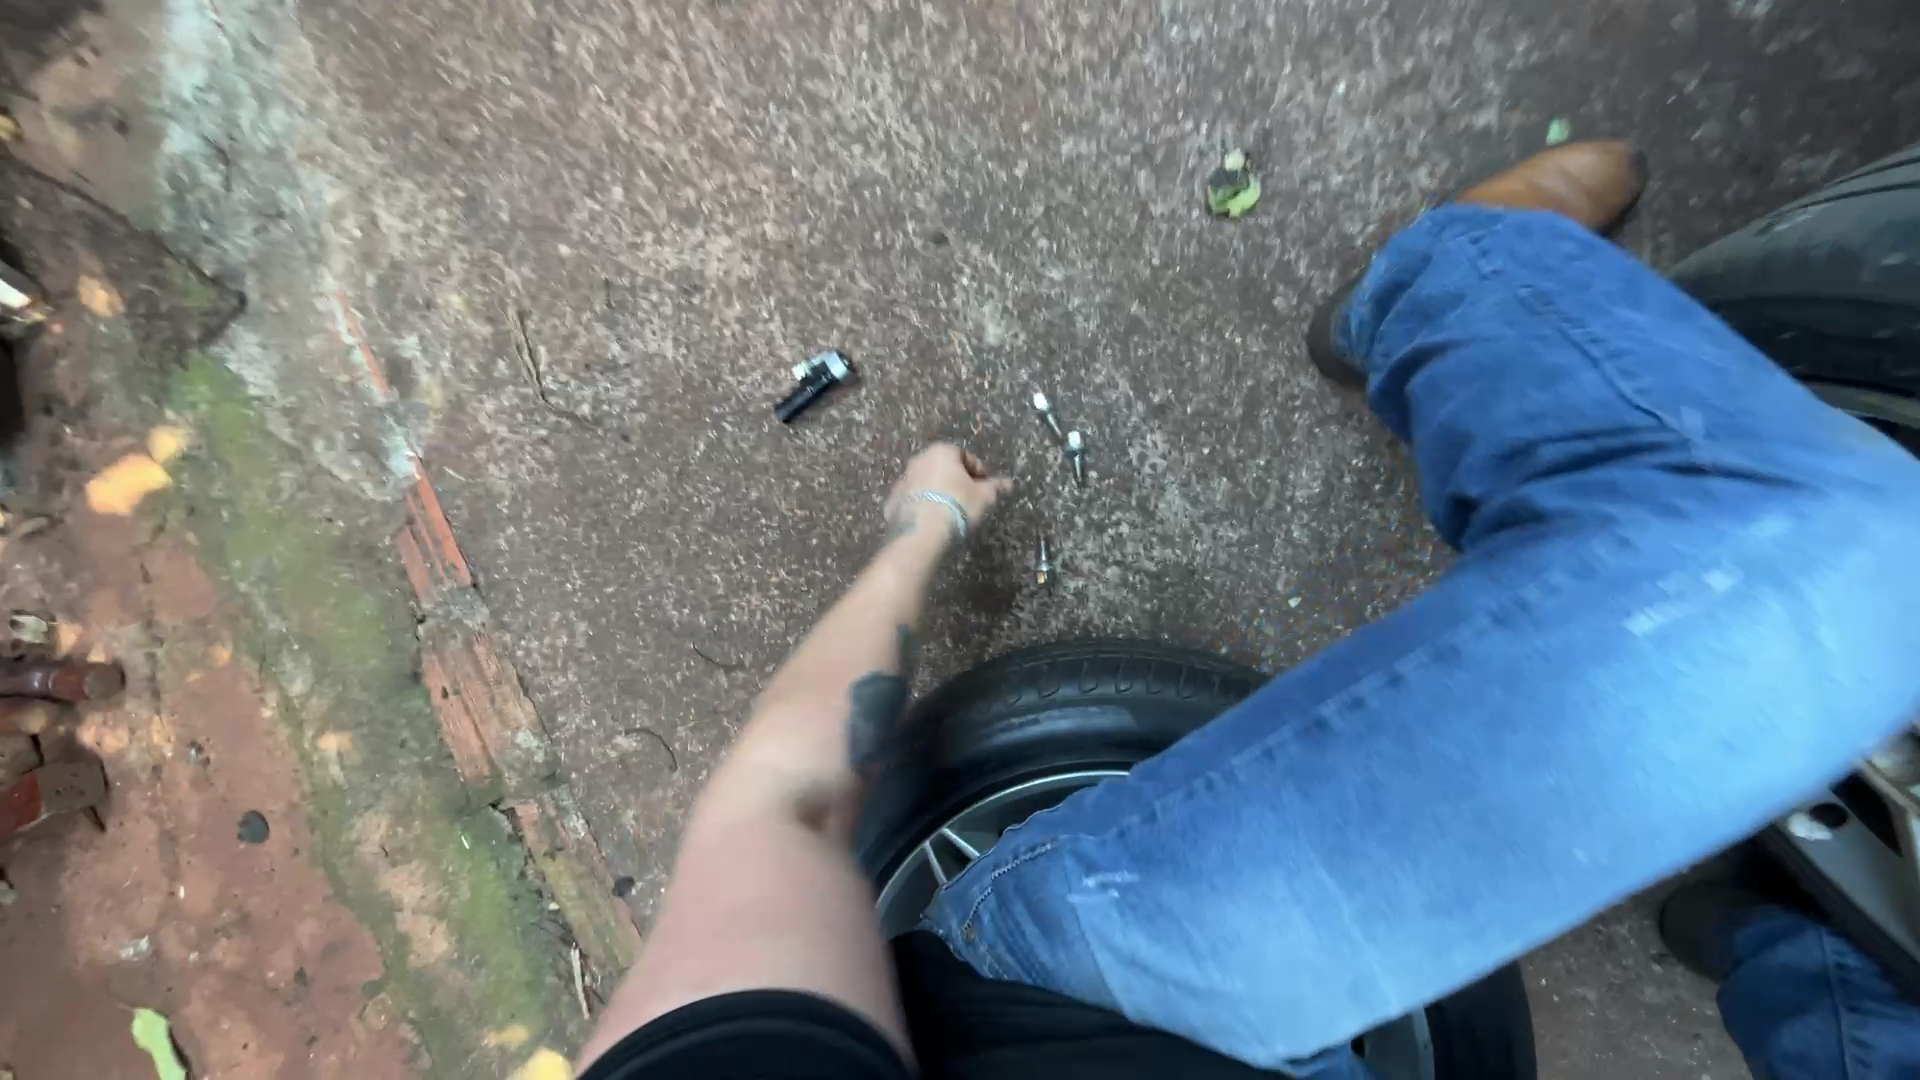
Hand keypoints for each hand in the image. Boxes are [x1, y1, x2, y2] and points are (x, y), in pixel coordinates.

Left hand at [883, 443, 1013, 545]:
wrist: (921, 534)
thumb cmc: (957, 506)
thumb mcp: (984, 497)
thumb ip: (996, 487)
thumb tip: (1008, 483)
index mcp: (941, 452)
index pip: (965, 455)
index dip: (978, 471)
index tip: (986, 487)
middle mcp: (919, 460)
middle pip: (943, 467)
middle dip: (956, 480)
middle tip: (969, 499)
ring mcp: (902, 480)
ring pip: (926, 483)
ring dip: (938, 492)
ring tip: (951, 512)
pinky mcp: (892, 501)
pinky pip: (913, 500)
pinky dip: (923, 506)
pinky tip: (932, 521)